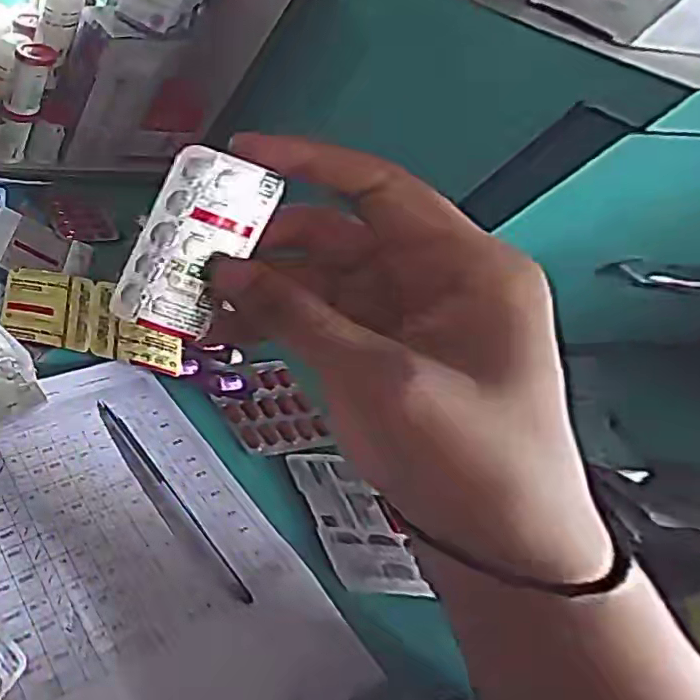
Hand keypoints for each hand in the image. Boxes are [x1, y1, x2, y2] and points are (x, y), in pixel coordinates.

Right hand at [205, 135, 610, 584]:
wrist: (500, 546)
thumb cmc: (471, 454)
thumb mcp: (381, 377)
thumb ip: (298, 315)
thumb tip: (224, 269)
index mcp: (460, 266)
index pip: (378, 189)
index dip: (310, 162)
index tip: (244, 153)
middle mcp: (424, 278)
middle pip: (328, 235)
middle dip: (263, 241)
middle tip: (200, 248)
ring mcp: (390, 314)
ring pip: (307, 277)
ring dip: (254, 285)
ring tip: (201, 297)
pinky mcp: (364, 346)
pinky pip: (304, 314)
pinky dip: (264, 318)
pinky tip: (224, 330)